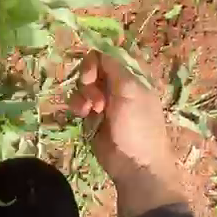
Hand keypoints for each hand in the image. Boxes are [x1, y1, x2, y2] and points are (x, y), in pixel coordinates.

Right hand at [70, 50, 185, 216]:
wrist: (135, 165)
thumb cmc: (138, 124)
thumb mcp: (130, 90)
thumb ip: (113, 67)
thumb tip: (100, 51)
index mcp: (131, 75)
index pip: (108, 55)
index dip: (97, 60)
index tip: (93, 72)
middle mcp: (116, 85)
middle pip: (92, 67)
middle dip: (88, 78)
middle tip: (93, 92)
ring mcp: (103, 101)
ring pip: (83, 85)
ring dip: (83, 94)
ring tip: (91, 109)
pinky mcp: (92, 117)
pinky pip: (78, 102)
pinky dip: (78, 105)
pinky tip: (83, 114)